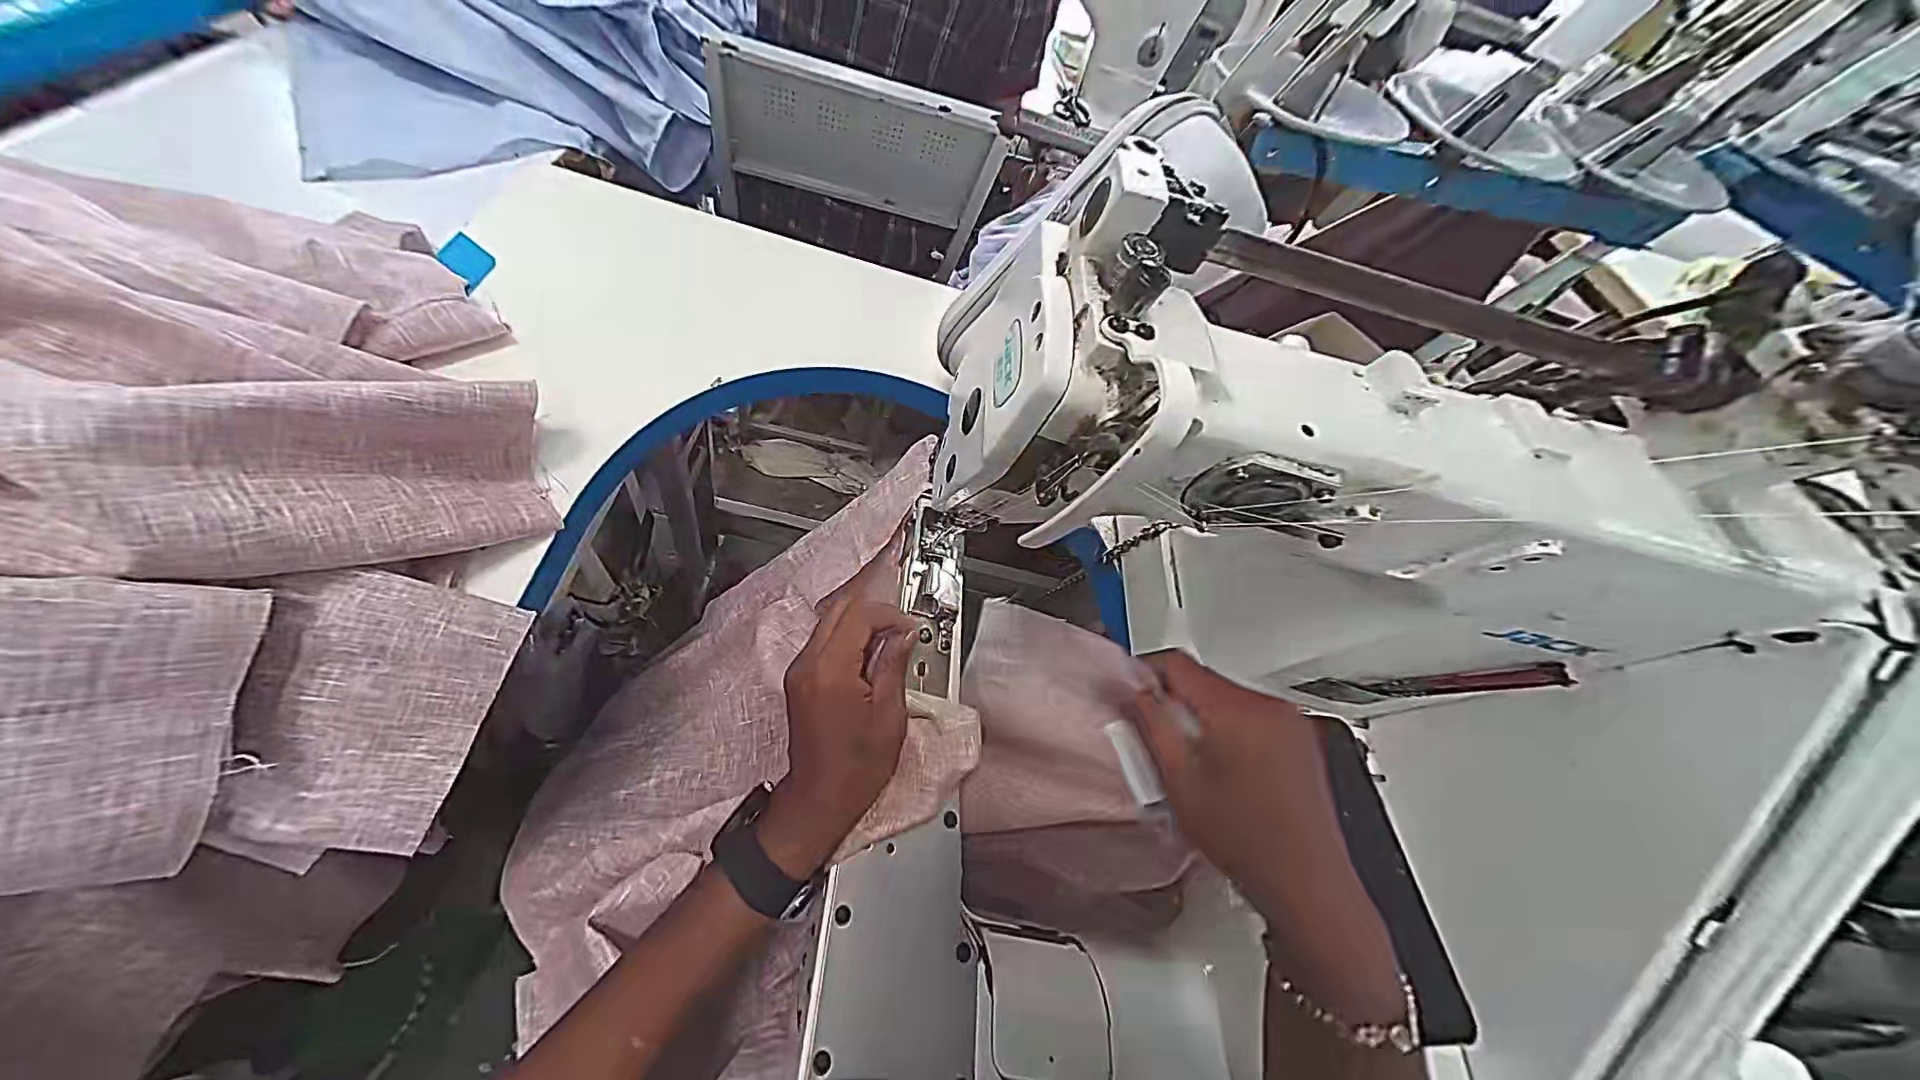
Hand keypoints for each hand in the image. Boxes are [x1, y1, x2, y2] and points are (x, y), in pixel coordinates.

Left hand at [759, 596, 920, 879]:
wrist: (821, 798)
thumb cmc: (854, 769)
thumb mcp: (889, 715)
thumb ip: (894, 666)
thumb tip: (903, 635)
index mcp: (830, 671)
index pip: (859, 615)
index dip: (889, 615)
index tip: (909, 629)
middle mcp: (807, 665)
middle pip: (839, 609)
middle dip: (874, 608)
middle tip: (901, 623)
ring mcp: (799, 672)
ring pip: (830, 621)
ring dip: (861, 621)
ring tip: (890, 640)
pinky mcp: (799, 680)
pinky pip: (824, 641)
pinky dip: (849, 638)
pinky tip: (870, 656)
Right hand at [1127, 650, 1329, 918]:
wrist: (1305, 881)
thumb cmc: (1247, 841)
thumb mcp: (1177, 779)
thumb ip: (1151, 724)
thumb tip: (1137, 693)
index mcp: (1235, 709)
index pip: (1178, 663)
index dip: (1146, 674)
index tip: (1134, 693)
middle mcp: (1269, 707)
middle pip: (1203, 680)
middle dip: (1176, 704)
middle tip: (1160, 739)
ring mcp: (1289, 721)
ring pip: (1225, 698)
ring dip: (1202, 718)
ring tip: (1196, 764)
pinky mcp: (1299, 738)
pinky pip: (1251, 716)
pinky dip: (1229, 730)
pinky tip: (1223, 770)